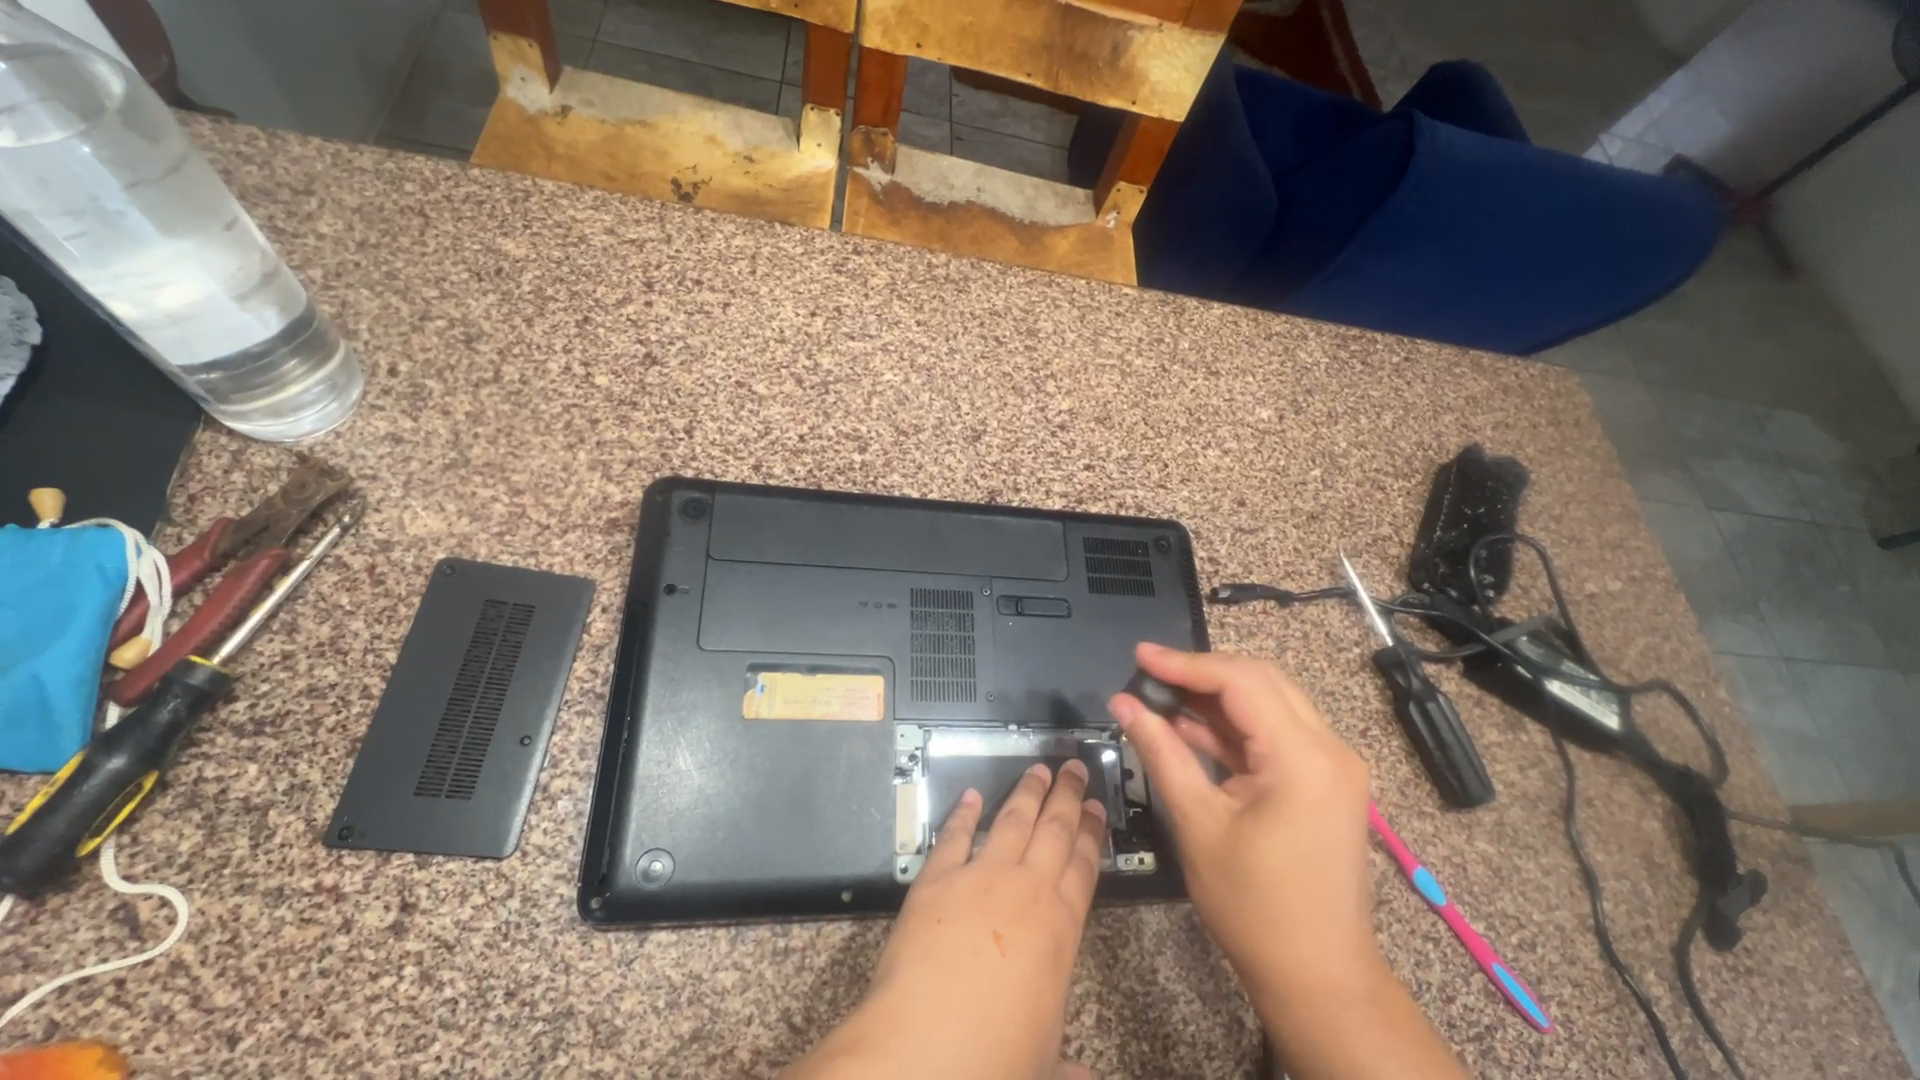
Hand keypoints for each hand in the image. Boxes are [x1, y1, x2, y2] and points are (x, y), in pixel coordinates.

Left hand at [783, 761, 1106, 1079]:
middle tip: (1073, 767)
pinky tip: (970, 797)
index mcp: (1061, 928)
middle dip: (1066, 796)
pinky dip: (963, 814)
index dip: (1093, 833)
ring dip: (1026, 793)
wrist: (927, 1046)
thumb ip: (1067, 1062)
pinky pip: (953, 837)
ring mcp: (979, 879)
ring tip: (1037, 769)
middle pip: (1054, 830)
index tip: (1097, 807)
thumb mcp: (1044, 1060)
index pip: (1085, 866)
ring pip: (1011, 821)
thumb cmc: (996, 1058)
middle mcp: (1026, 891)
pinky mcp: (935, 881)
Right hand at [1106, 643, 1379, 1006]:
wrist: (1317, 975)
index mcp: (1304, 756)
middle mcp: (1329, 749)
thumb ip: (1161, 753)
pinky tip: (1189, 729)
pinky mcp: (1324, 784)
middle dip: (1201, 673)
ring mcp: (1332, 767)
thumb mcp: (1198, 822)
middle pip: (1261, 683)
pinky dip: (1233, 729)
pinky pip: (1276, 737)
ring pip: (1269, 706)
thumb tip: (1124, 705)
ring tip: (1159, 697)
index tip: (1140, 657)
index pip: (1242, 681)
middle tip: (1147, 672)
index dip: (1186, 663)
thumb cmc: (1254, 905)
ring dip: (1216, 700)